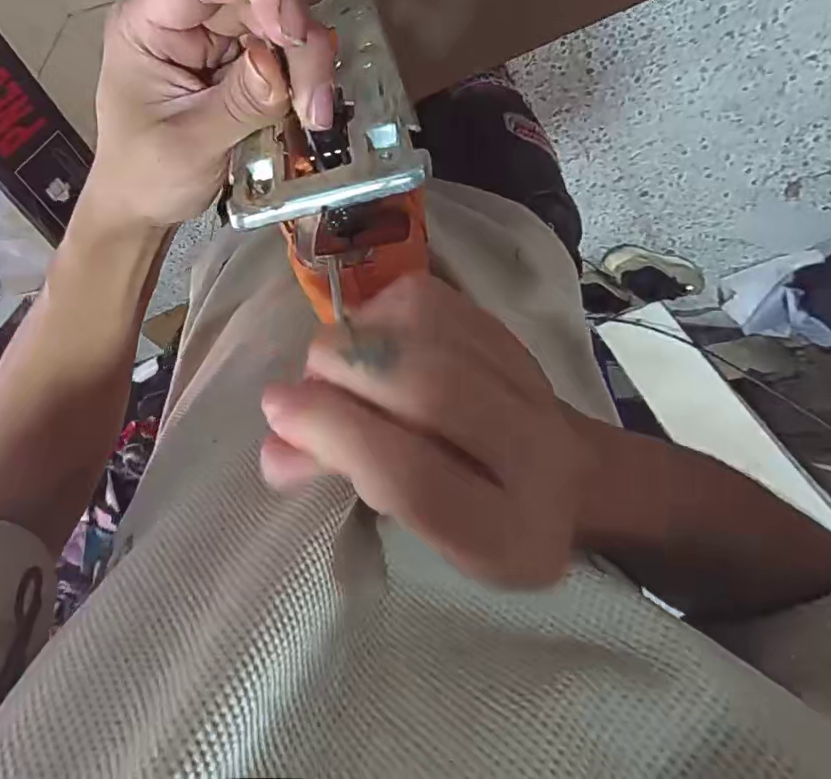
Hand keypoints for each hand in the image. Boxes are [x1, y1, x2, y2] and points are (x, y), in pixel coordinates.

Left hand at [83, 0, 337, 228]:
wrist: (142, 208)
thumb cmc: (144, 177)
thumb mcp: (189, 146)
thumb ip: (238, 103)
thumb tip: (280, 64)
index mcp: (147, 23)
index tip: (287, 32)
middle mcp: (182, 17)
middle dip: (294, 33)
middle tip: (310, 93)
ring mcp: (213, 36)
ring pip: (280, 15)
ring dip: (307, 60)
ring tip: (311, 113)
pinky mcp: (239, 59)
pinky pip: (285, 48)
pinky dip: (305, 74)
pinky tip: (307, 109)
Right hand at [260, 274, 594, 586]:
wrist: (560, 472)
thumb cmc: (466, 510)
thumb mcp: (408, 522)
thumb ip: (339, 479)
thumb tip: (271, 448)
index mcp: (503, 532)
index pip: (412, 476)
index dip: (334, 432)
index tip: (278, 411)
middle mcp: (534, 455)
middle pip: (424, 386)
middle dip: (339, 373)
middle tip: (308, 388)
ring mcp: (527, 383)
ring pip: (422, 332)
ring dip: (353, 341)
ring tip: (343, 368)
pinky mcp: (503, 329)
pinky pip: (420, 299)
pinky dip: (376, 312)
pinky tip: (375, 339)